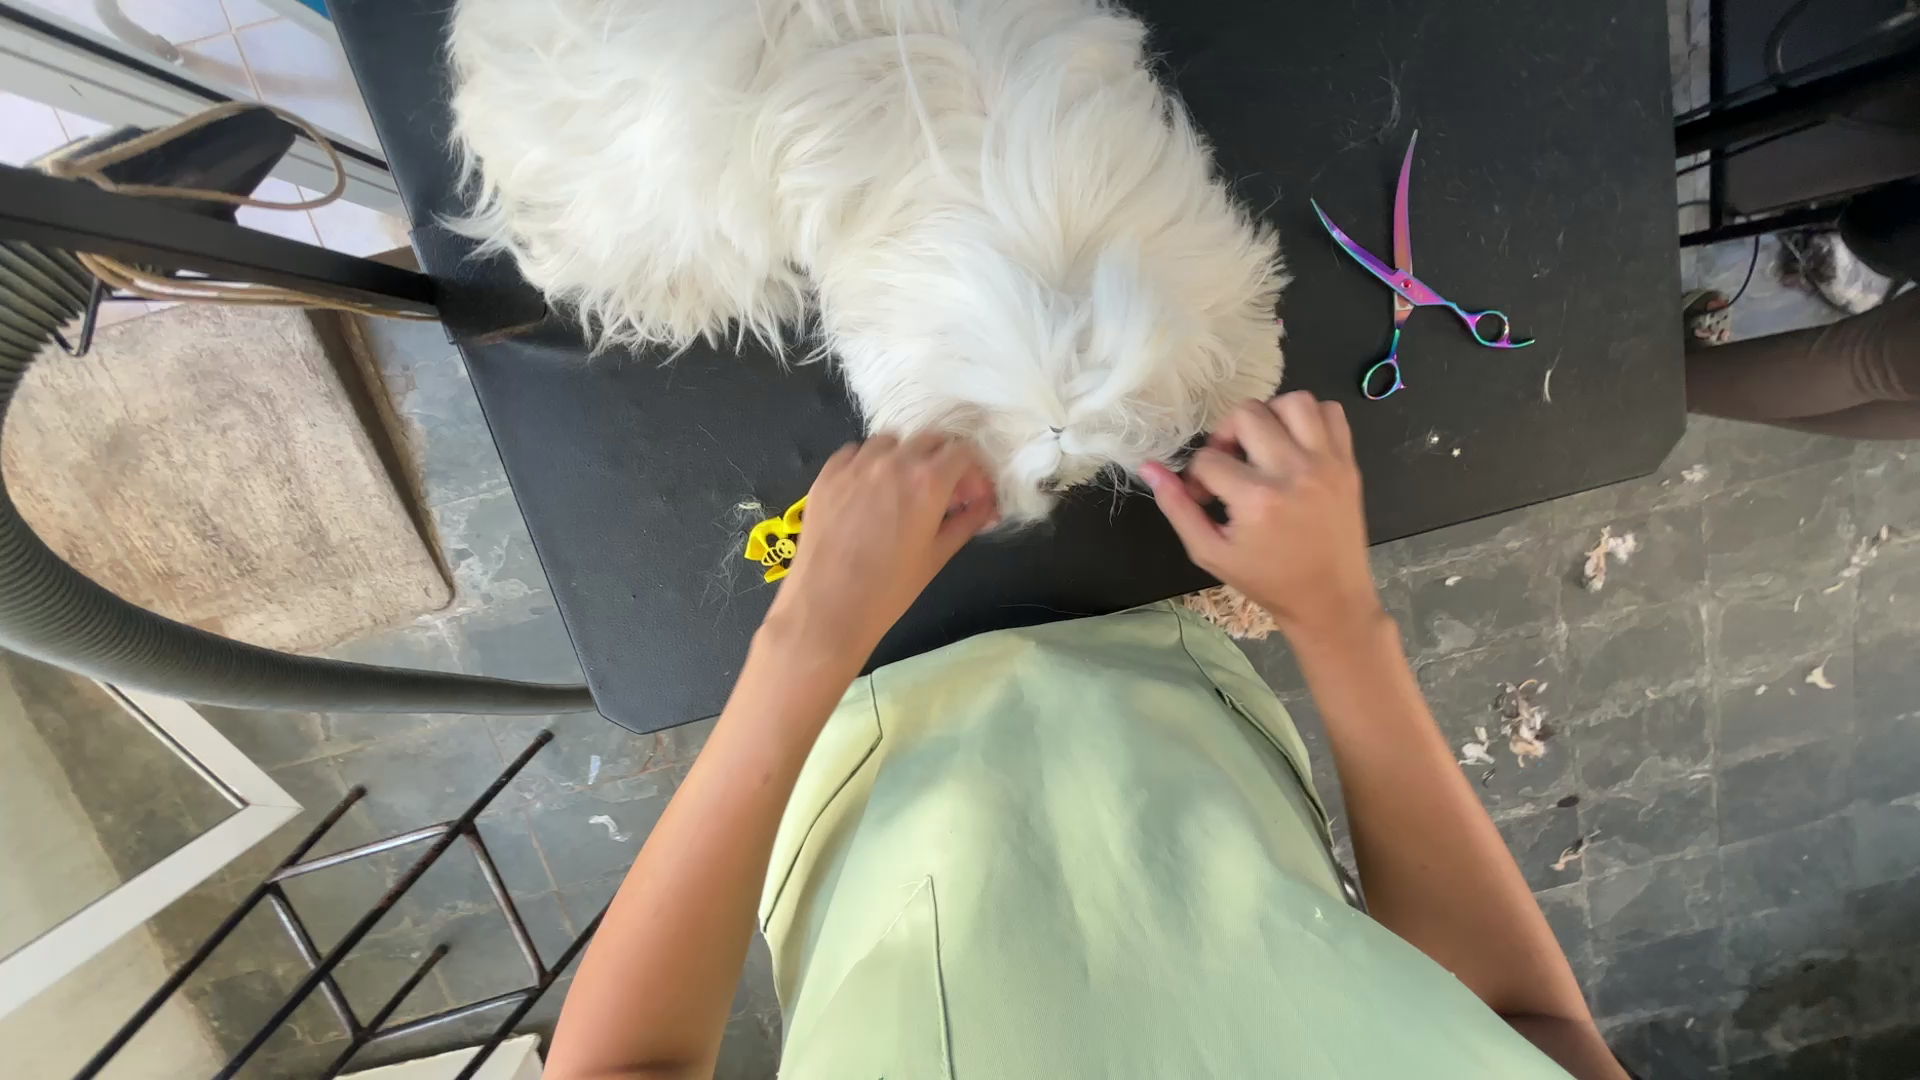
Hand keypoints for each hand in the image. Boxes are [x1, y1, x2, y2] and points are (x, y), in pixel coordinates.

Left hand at [763, 434, 997, 663]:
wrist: (827, 608)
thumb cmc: (889, 590)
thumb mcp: (937, 556)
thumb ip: (967, 522)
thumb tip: (986, 506)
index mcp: (928, 481)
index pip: (964, 452)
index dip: (975, 473)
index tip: (973, 497)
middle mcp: (893, 461)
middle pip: (931, 440)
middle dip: (945, 462)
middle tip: (944, 495)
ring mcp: (856, 464)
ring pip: (891, 442)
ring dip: (906, 458)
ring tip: (903, 491)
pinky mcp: (828, 474)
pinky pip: (856, 452)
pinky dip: (870, 463)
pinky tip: (869, 491)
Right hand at [1141, 391, 1382, 641]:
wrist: (1329, 598)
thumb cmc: (1265, 579)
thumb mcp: (1209, 552)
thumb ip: (1177, 507)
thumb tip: (1148, 467)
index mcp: (1257, 499)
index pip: (1208, 458)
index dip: (1196, 476)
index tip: (1205, 498)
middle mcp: (1294, 471)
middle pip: (1247, 414)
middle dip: (1226, 435)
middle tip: (1228, 464)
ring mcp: (1327, 463)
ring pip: (1293, 401)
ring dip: (1268, 416)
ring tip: (1260, 446)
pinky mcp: (1348, 462)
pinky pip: (1331, 412)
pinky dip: (1308, 419)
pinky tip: (1293, 445)